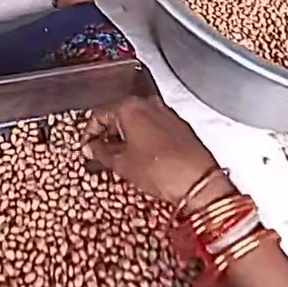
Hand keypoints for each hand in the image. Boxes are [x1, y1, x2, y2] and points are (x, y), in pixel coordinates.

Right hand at [83, 96, 232, 206]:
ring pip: (137, 120)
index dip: (89, 133)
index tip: (87, 148)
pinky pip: (153, 126)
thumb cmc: (161, 171)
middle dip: (109, 135)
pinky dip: (144, 138)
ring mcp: (165, 112)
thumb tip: (91, 148)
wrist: (199, 183)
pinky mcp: (178, 124)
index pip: (99, 115)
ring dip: (127, 137)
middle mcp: (148, 103)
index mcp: (129, 107)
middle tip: (103, 154)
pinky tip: (145, 157)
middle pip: (118, 115)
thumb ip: (100, 152)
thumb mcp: (122, 164)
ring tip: (124, 159)